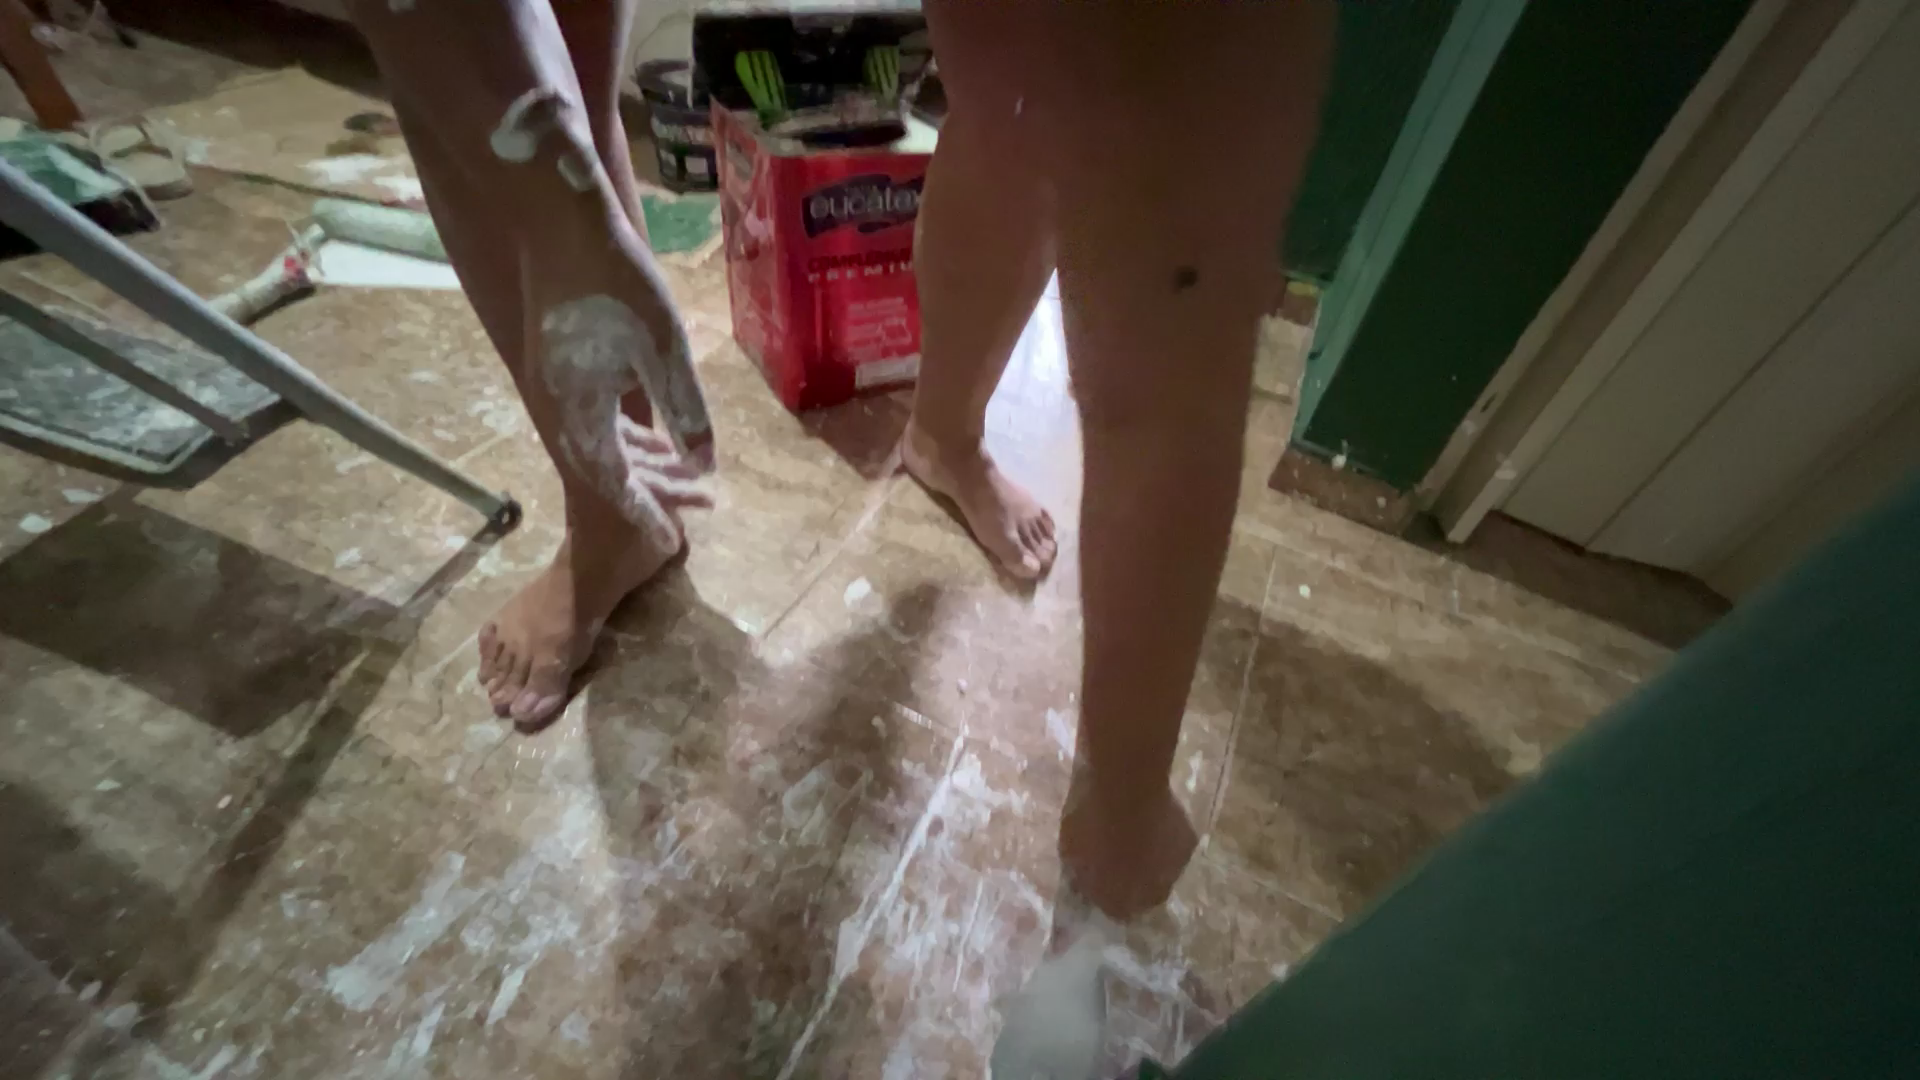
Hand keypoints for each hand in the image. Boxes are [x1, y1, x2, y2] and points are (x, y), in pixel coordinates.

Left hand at [1058, 779, 1196, 921]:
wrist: (1126, 790)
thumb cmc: (1090, 822)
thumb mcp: (1070, 852)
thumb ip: (1081, 875)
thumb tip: (1085, 885)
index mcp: (1119, 904)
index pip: (1115, 910)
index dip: (1107, 891)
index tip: (1099, 872)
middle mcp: (1153, 897)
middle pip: (1142, 894)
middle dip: (1132, 877)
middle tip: (1117, 851)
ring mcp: (1175, 871)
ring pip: (1161, 869)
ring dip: (1150, 856)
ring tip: (1135, 828)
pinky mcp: (1189, 844)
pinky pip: (1172, 844)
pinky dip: (1163, 834)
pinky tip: (1151, 814)